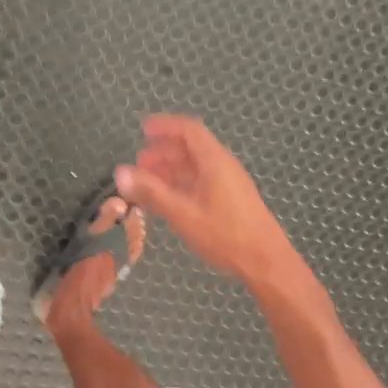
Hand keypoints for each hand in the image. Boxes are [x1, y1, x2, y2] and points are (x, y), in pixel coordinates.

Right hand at [115, 114, 300, 285]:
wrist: (266, 261)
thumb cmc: (225, 236)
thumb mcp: (183, 214)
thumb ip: (152, 192)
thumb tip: (120, 173)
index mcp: (215, 162)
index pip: (189, 130)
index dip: (165, 126)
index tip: (143, 130)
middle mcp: (223, 167)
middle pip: (191, 148)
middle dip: (163, 151)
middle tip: (139, 163)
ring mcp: (229, 184)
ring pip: (196, 167)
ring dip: (171, 170)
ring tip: (147, 183)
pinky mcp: (231, 200)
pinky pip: (202, 182)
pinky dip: (181, 184)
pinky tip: (168, 200)